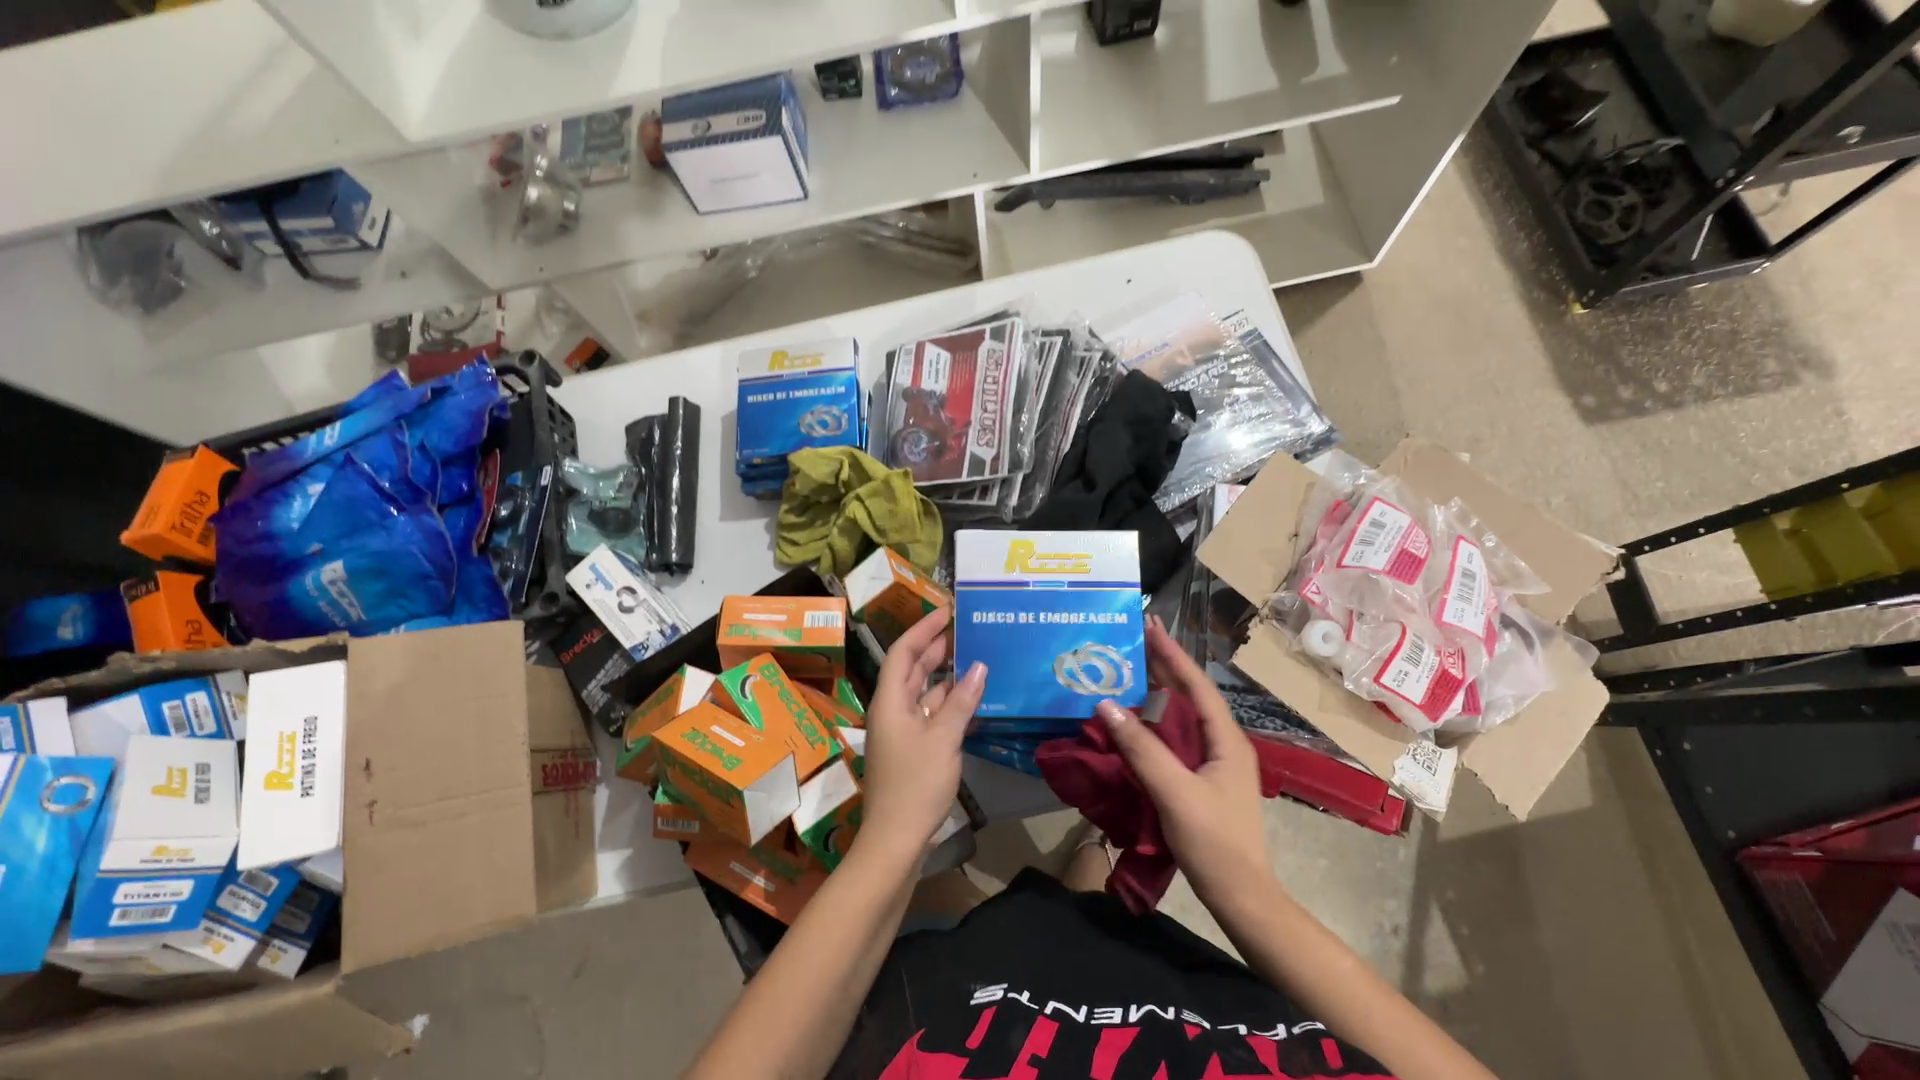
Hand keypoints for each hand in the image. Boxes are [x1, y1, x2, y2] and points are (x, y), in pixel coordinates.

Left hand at [856, 607, 985, 857]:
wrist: (896, 838)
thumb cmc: (916, 783)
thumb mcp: (943, 738)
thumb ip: (961, 700)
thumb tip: (979, 666)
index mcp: (890, 701)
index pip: (903, 652)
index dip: (924, 629)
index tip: (948, 611)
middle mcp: (891, 710)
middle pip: (911, 669)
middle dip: (935, 647)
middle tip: (965, 629)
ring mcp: (900, 731)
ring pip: (922, 692)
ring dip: (945, 675)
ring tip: (974, 656)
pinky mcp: (911, 749)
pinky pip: (929, 713)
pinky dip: (948, 702)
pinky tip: (971, 697)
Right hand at [1095, 619, 1269, 903]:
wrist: (1240, 894)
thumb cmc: (1213, 841)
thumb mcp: (1174, 792)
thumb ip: (1141, 749)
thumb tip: (1106, 705)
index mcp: (1226, 741)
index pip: (1197, 686)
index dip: (1172, 655)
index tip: (1150, 625)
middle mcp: (1225, 745)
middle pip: (1192, 696)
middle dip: (1166, 667)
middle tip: (1136, 638)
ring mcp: (1216, 764)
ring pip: (1185, 718)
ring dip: (1160, 693)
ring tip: (1133, 670)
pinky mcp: (1204, 782)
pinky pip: (1178, 739)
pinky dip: (1157, 723)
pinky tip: (1138, 722)